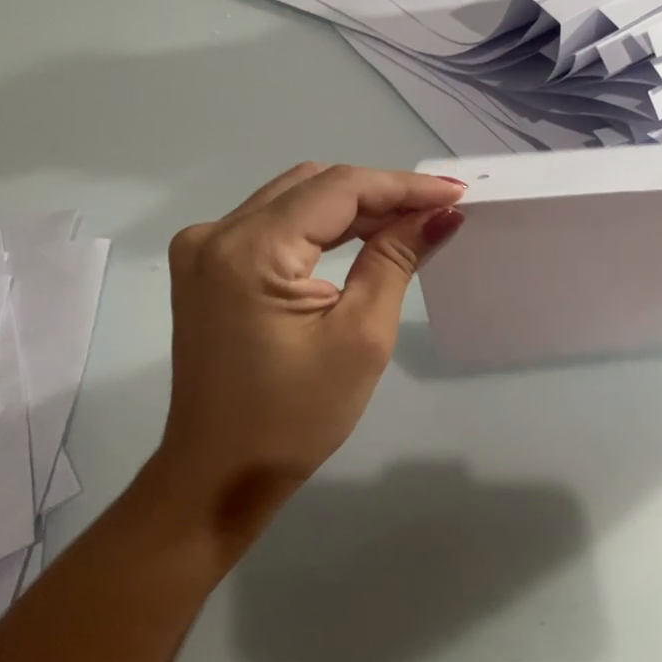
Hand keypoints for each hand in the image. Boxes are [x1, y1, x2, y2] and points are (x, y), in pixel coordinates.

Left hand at [151, 164, 465, 544]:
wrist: (219, 475)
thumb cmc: (295, 416)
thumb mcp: (361, 335)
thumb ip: (396, 260)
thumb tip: (440, 216)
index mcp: (249, 250)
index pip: (339, 189)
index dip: (403, 186)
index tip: (456, 195)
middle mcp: (216, 234)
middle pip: (314, 186)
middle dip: (381, 194)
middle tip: (439, 212)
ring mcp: (204, 250)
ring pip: (294, 200)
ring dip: (353, 208)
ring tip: (412, 222)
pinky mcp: (208, 268)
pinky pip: (275, 225)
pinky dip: (323, 227)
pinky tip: (364, 238)